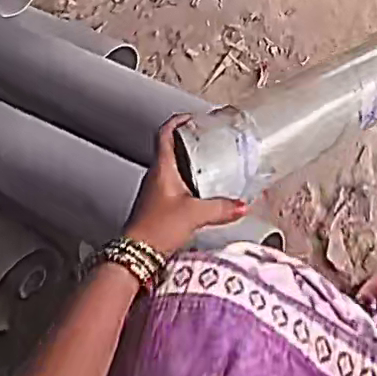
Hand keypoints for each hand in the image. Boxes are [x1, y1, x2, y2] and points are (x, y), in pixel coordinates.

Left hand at [123, 115, 247, 256]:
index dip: (178, 120)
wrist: (135, 258)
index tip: (192, 117)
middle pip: (169, 148)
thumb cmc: (155, 230)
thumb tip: (241, 205)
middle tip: (205, 139)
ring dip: (186, 161)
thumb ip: (221, 208)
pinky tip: (198, 193)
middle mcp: (155, 176)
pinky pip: (171, 185)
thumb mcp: (194, 214)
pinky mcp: (156, 206)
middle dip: (187, 140)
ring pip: (170, 167)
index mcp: (161, 168)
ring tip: (207, 163)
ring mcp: (154, 191)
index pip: (164, 133)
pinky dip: (185, 181)